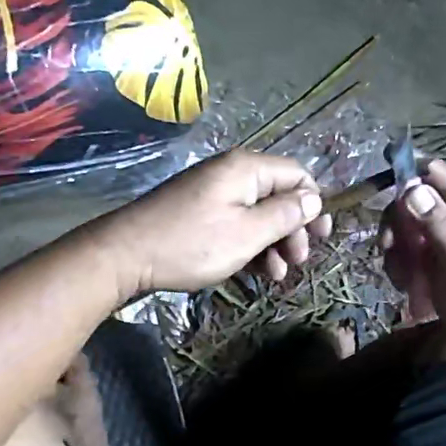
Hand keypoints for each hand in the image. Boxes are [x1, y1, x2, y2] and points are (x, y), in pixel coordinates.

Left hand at [93, 149, 332, 298]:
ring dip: (275, 244)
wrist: (123, 257)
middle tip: (299, 261)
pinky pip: (238, 224)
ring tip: (278, 275)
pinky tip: (258, 273)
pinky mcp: (201, 214)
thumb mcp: (247, 233)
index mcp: (246, 169)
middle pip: (280, 195)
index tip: (322, 237)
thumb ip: (286, 215)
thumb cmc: (191, 244)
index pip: (297, 174)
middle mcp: (232, 174)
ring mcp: (214, 194)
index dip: (314, 204)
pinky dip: (253, 246)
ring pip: (260, 214)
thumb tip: (314, 199)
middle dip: (294, 229)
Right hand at [380, 160, 445, 354]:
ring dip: (398, 248)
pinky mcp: (432, 256)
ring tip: (403, 275)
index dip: (416, 174)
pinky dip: (400, 264)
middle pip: (419, 199)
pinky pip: (405, 247)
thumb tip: (412, 188)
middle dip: (401, 222)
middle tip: (389, 246)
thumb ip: (441, 225)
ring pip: (407, 224)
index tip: (387, 179)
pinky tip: (407, 284)